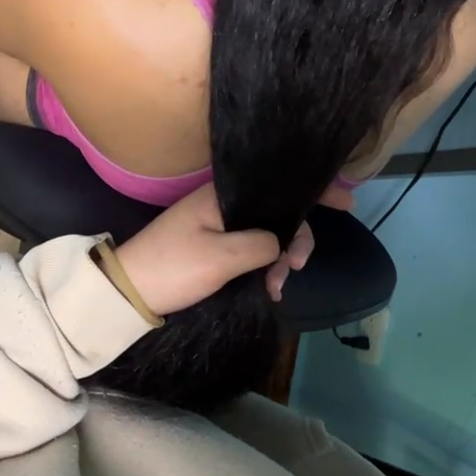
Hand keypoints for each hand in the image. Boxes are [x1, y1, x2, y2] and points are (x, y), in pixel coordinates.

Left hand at [115, 183, 354, 314]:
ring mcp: (219, 225)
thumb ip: (261, 244)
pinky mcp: (214, 246)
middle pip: (278, 212)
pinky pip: (253, 249)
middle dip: (295, 240)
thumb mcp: (221, 257)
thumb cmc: (173, 268)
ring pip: (267, 234)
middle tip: (294, 270)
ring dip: (279, 259)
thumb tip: (282, 241)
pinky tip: (268, 288)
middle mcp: (224, 203)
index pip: (277, 183)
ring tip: (276, 288)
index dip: (315, 191)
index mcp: (224, 194)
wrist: (128, 292)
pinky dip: (265, 267)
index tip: (346, 205)